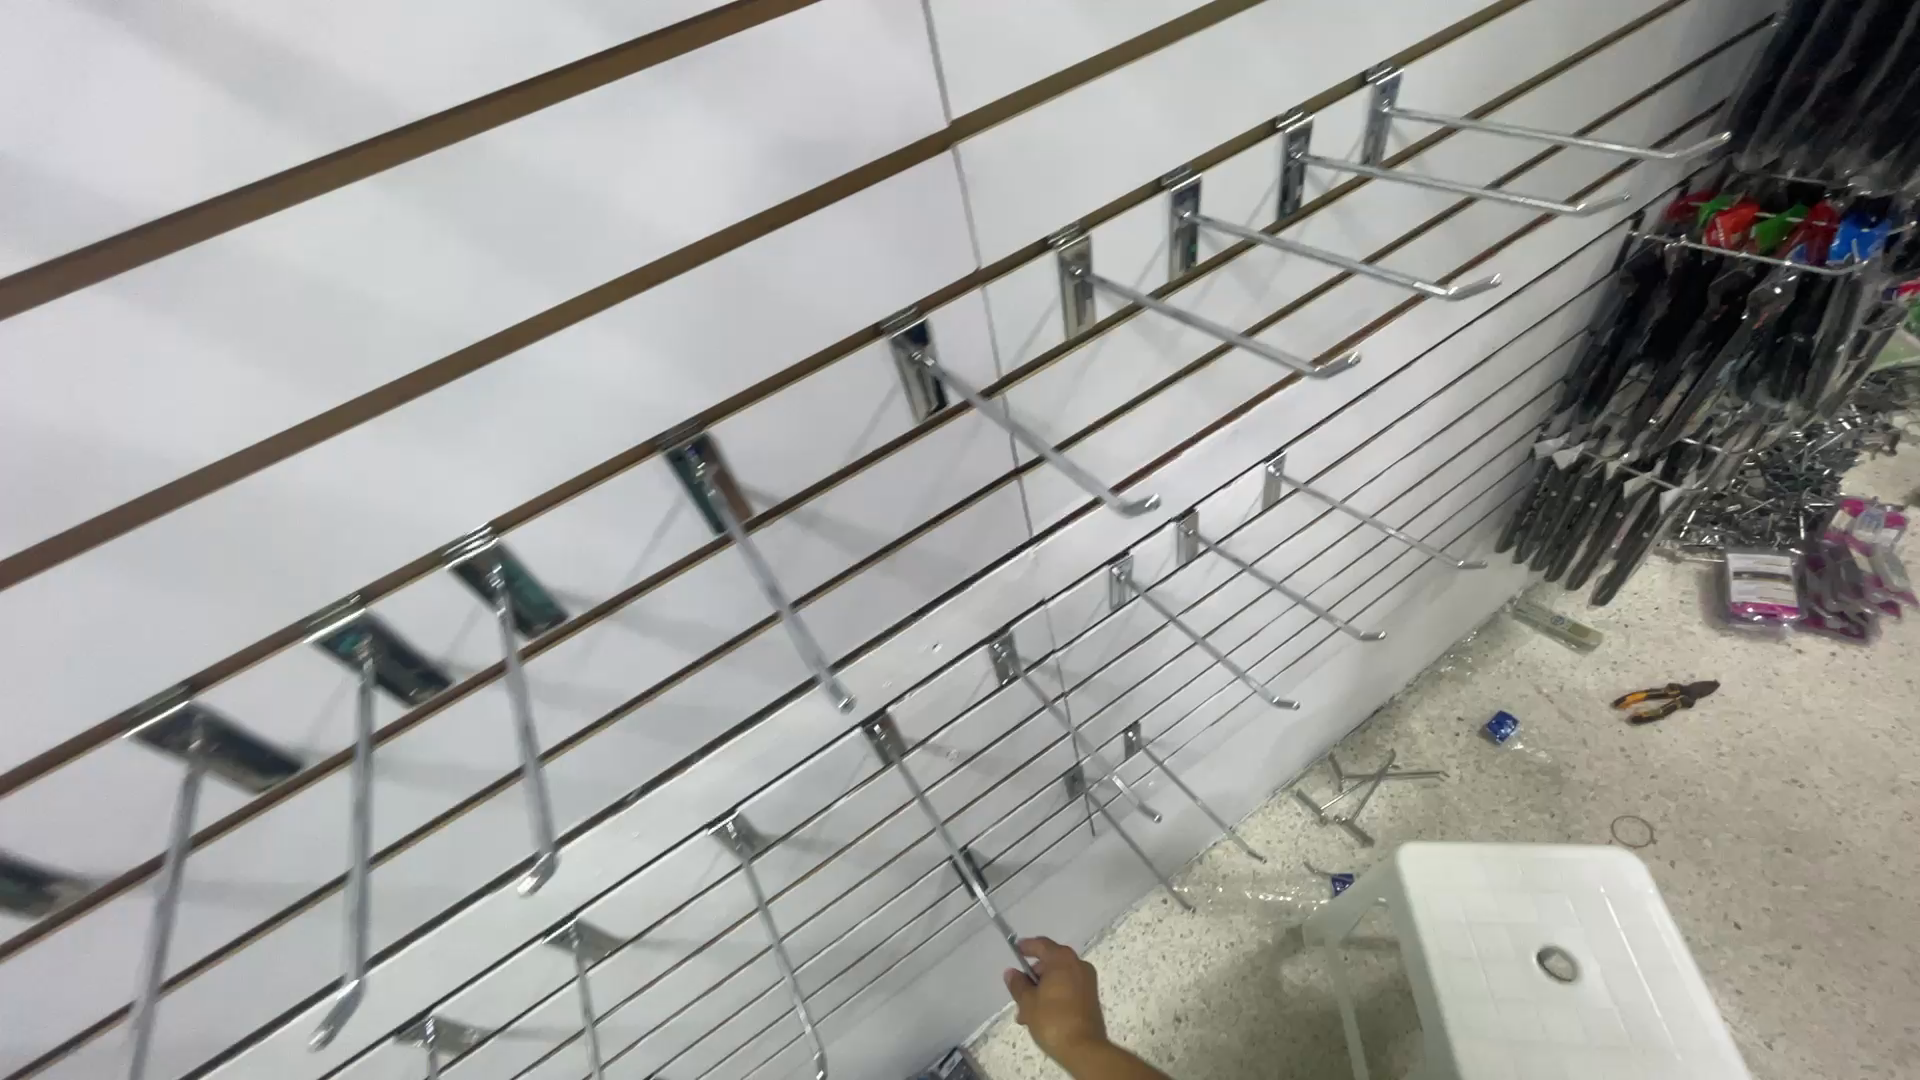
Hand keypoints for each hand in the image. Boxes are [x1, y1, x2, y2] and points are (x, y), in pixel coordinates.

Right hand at [1002, 937, 1107, 1063]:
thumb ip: (1018, 984)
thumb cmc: (1053, 1020)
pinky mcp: (1091, 998)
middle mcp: (1078, 964)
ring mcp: (1087, 982)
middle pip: (1050, 963)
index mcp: (1062, 959)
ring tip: (1027, 1014)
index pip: (1041, 944)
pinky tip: (1042, 1017)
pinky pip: (1068, 989)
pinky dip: (1055, 996)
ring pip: (1059, 979)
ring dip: (1042, 990)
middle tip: (1019, 993)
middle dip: (1033, 977)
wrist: (1085, 1050)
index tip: (1016, 950)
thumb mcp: (1028, 1002)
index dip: (1027, 946)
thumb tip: (1011, 972)